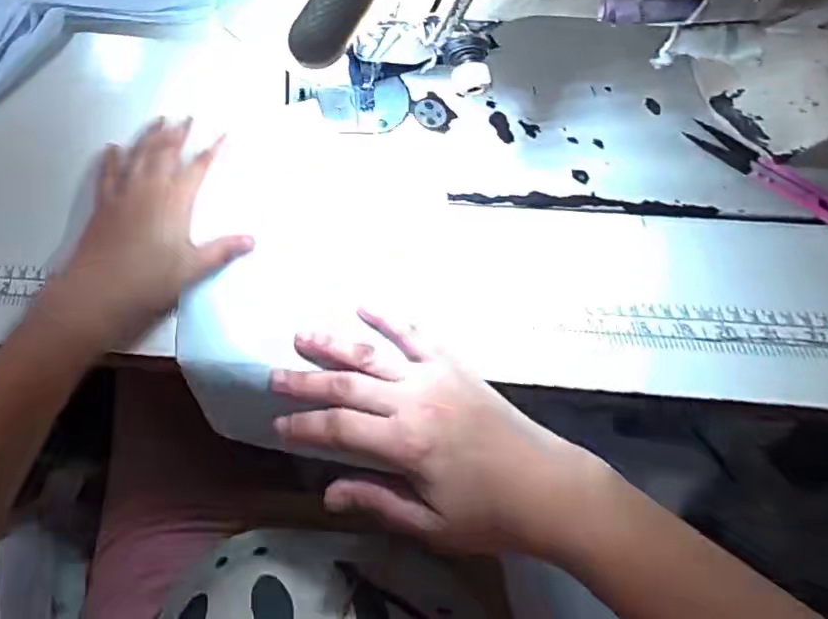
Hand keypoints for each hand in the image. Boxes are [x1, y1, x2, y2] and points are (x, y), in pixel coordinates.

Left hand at [30, 119, 253, 355]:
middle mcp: (149, 188)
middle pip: (165, 152)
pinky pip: (108, 173)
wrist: (98, 291)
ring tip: (158, 120)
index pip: (198, 168)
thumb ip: (220, 252)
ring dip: (149, 136)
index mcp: (175, 201)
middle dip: (177, 133)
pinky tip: (113, 147)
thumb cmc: (149, 282)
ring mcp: (124, 192)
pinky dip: (112, 158)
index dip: (212, 150)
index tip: (223, 134)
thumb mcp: (190, 270)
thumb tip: (250, 240)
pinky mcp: (103, 202)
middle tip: (186, 118)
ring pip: (137, 154)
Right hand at [271, 309, 611, 559]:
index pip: (339, 428)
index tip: (279, 424)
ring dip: (332, 342)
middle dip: (304, 380)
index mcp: (406, 443)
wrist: (553, 489)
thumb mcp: (433, 524)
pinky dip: (388, 318)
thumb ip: (378, 501)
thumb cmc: (491, 514)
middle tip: (274, 377)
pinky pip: (414, 334)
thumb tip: (328, 494)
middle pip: (345, 384)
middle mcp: (412, 402)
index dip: (305, 426)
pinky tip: (363, 304)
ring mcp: (431, 377)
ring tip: (301, 334)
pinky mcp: (451, 365)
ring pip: (370, 353)